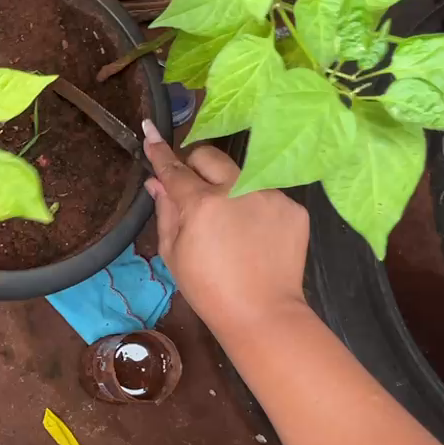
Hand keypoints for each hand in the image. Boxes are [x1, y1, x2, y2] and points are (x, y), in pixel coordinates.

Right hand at [142, 119, 311, 335]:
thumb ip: (166, 211)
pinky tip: (253, 237)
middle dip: (195, 166)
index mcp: (202, 203)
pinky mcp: (293, 208)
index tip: (150, 131)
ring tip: (229, 224)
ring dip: (227, 188)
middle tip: (192, 191)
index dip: (159, 151)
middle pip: (209, 156)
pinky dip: (254, 208)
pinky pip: (266, 195)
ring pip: (240, 174)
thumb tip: (157, 184)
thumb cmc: (207, 289)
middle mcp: (238, 189)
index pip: (175, 169)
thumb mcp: (173, 253)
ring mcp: (270, 196)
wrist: (262, 313)